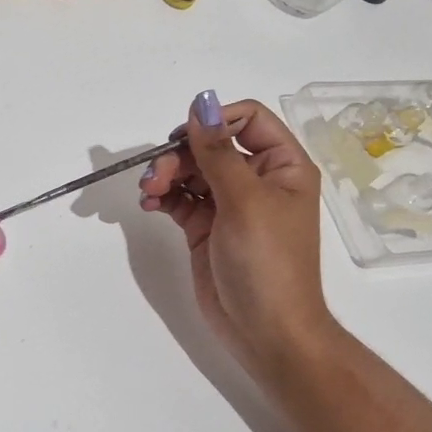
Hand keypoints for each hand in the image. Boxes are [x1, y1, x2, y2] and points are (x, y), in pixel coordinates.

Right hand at [138, 93, 335, 376]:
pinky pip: (179, 198)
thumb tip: (201, 102)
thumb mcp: (244, 201)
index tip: (183, 138)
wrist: (265, 330)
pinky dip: (162, 196)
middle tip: (155, 176)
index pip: (247, 120)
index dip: (214, 121)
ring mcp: (229, 204)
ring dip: (165, 175)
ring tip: (149, 193)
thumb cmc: (267, 262)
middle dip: (179, 154)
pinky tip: (150, 204)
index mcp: (282, 166)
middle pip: (210, 145)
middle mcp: (257, 179)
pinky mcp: (205, 227)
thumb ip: (217, 151)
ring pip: (190, 171)